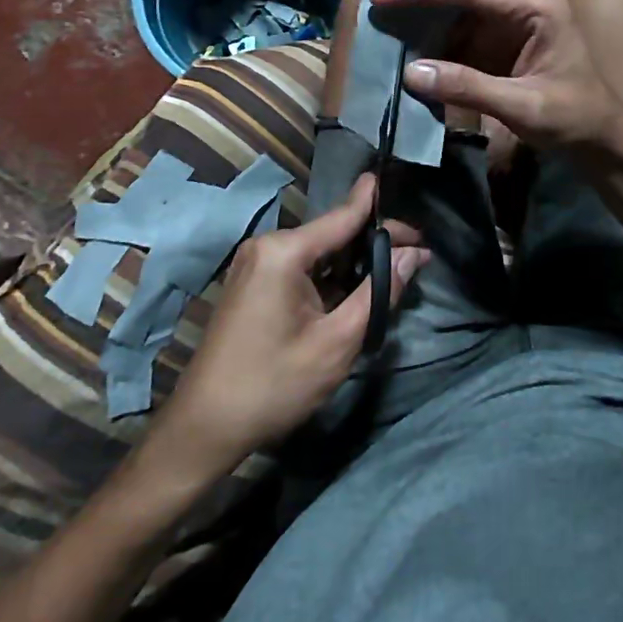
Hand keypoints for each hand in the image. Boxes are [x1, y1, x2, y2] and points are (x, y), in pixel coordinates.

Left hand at [154, 175, 427, 471]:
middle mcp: (267, 247)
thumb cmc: (274, 384)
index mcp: (284, 252)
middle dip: (373, 242)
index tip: (409, 196)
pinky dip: (331, 277)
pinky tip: (357, 289)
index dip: (380, 209)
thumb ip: (379, 292)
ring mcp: (255, 265)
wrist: (206, 425)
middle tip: (417, 254)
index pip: (344, 216)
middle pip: (332, 233)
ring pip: (319, 253)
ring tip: (396, 270)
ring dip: (354, 262)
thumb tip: (413, 254)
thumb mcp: (337, 341)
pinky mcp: (253, 284)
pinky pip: (301, 268)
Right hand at [371, 0, 622, 148]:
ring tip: (383, 28)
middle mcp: (523, 9)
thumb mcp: (523, 106)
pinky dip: (436, 48)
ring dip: (424, 24)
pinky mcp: (502, 51)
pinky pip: (463, 42)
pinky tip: (409, 52)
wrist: (600, 142)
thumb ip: (469, 87)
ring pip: (460, 18)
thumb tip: (411, 73)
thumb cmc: (574, 120)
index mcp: (537, 9)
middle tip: (376, 6)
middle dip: (420, 2)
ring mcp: (512, 29)